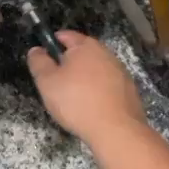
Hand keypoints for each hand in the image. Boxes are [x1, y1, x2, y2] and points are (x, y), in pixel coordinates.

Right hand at [27, 30, 145, 143]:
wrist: (117, 132)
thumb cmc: (77, 102)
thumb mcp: (46, 81)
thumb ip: (38, 62)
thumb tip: (37, 50)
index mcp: (86, 46)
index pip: (65, 35)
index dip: (52, 43)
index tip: (44, 59)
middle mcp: (107, 54)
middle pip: (82, 53)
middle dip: (69, 63)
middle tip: (57, 82)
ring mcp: (122, 74)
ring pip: (96, 71)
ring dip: (85, 79)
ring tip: (75, 99)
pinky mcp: (130, 93)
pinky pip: (108, 87)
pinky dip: (99, 93)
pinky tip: (92, 109)